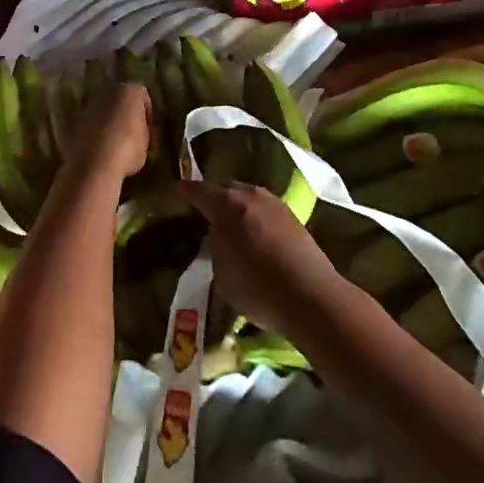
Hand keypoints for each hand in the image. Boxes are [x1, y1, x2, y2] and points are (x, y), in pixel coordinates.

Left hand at [77, 83, 151, 179]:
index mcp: (129, 91)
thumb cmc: (129, 148)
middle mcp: (107, 92)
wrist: (95, 165)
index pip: (143, 97)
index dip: (147, 116)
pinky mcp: (74, 123)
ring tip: (115, 145)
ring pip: (103, 112)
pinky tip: (100, 151)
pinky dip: (95, 134)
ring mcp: (88, 107)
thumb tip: (138, 134)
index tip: (149, 133)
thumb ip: (143, 130)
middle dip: (126, 115)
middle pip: (120, 100)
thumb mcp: (146, 141)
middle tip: (133, 135)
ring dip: (109, 124)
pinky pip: (90, 126)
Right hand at [177, 180, 352, 339]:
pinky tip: (250, 231)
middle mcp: (251, 195)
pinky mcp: (292, 216)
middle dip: (212, 196)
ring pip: (247, 197)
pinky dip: (252, 215)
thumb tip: (219, 232)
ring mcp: (275, 203)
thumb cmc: (256, 286)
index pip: (198, 191)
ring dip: (235, 205)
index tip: (174, 189)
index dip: (184, 191)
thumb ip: (215, 244)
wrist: (310, 294)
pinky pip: (263, 208)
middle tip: (200, 209)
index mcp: (228, 204)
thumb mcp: (221, 270)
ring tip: (226, 221)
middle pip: (225, 188)